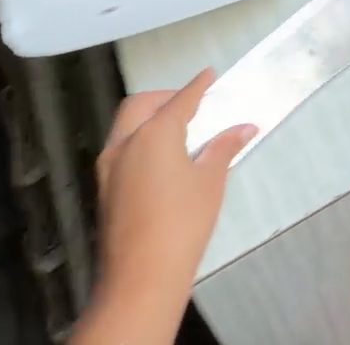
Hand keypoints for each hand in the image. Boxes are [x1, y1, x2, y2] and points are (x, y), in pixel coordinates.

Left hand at [74, 69, 255, 344]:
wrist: (141, 275)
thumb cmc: (183, 220)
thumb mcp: (211, 180)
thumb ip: (224, 147)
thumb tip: (245, 128)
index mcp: (153, 134)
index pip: (180, 100)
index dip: (197, 86)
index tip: (210, 75)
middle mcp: (124, 144)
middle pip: (139, 105)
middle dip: (165, 97)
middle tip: (192, 102)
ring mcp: (108, 168)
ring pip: (125, 127)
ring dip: (149, 118)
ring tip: (180, 128)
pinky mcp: (104, 189)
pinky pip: (121, 149)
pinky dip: (141, 140)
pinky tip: (164, 156)